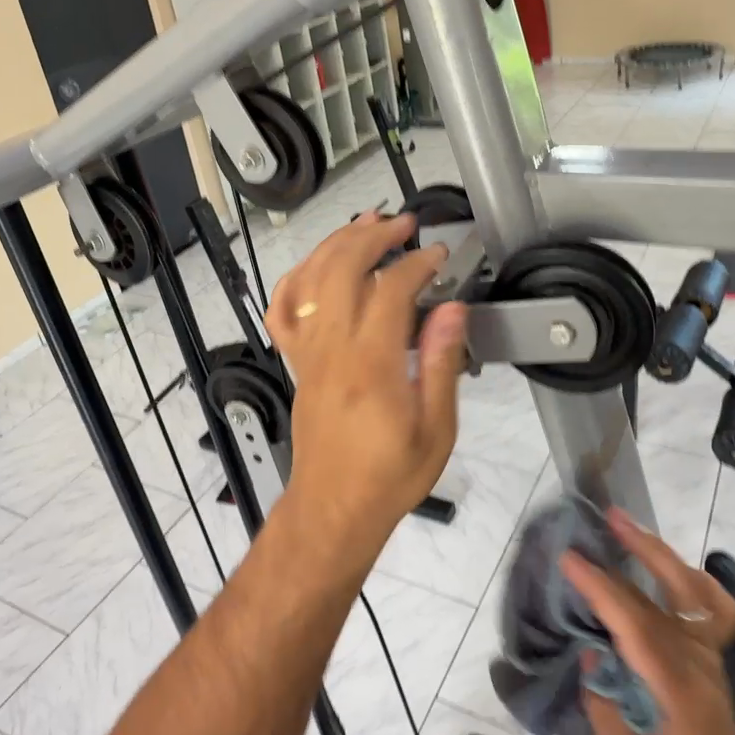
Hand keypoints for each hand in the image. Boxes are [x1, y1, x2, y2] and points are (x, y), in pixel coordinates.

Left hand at [265, 212, 467, 540]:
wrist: (334, 509)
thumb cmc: (389, 476)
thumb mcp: (435, 429)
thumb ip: (441, 363)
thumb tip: (452, 310)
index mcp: (370, 367)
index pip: (390, 291)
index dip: (417, 263)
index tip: (439, 255)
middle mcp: (332, 352)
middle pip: (341, 269)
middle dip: (373, 236)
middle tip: (404, 225)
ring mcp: (308, 354)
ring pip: (309, 280)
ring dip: (336, 243)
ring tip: (366, 225)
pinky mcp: (297, 364)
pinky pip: (282, 311)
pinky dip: (296, 279)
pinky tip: (317, 265)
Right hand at [563, 507, 734, 734]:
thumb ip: (609, 717)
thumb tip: (590, 653)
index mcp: (682, 694)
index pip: (638, 626)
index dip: (602, 588)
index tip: (569, 560)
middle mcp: (703, 667)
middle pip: (674, 595)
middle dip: (642, 549)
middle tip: (609, 517)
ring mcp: (712, 663)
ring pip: (694, 594)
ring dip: (661, 555)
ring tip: (629, 528)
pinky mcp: (711, 666)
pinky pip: (712, 611)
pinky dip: (693, 581)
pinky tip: (672, 570)